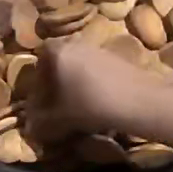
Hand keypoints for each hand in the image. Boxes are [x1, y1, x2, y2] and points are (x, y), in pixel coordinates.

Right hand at [31, 40, 172, 138]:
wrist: (142, 102)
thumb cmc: (91, 104)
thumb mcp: (60, 118)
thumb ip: (41, 121)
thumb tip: (30, 127)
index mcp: (54, 51)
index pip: (36, 63)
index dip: (37, 84)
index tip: (41, 102)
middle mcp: (73, 44)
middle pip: (57, 63)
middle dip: (55, 83)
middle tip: (57, 104)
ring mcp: (96, 49)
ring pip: (76, 66)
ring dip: (74, 84)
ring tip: (78, 106)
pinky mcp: (116, 58)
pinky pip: (94, 70)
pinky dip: (91, 84)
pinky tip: (97, 103)